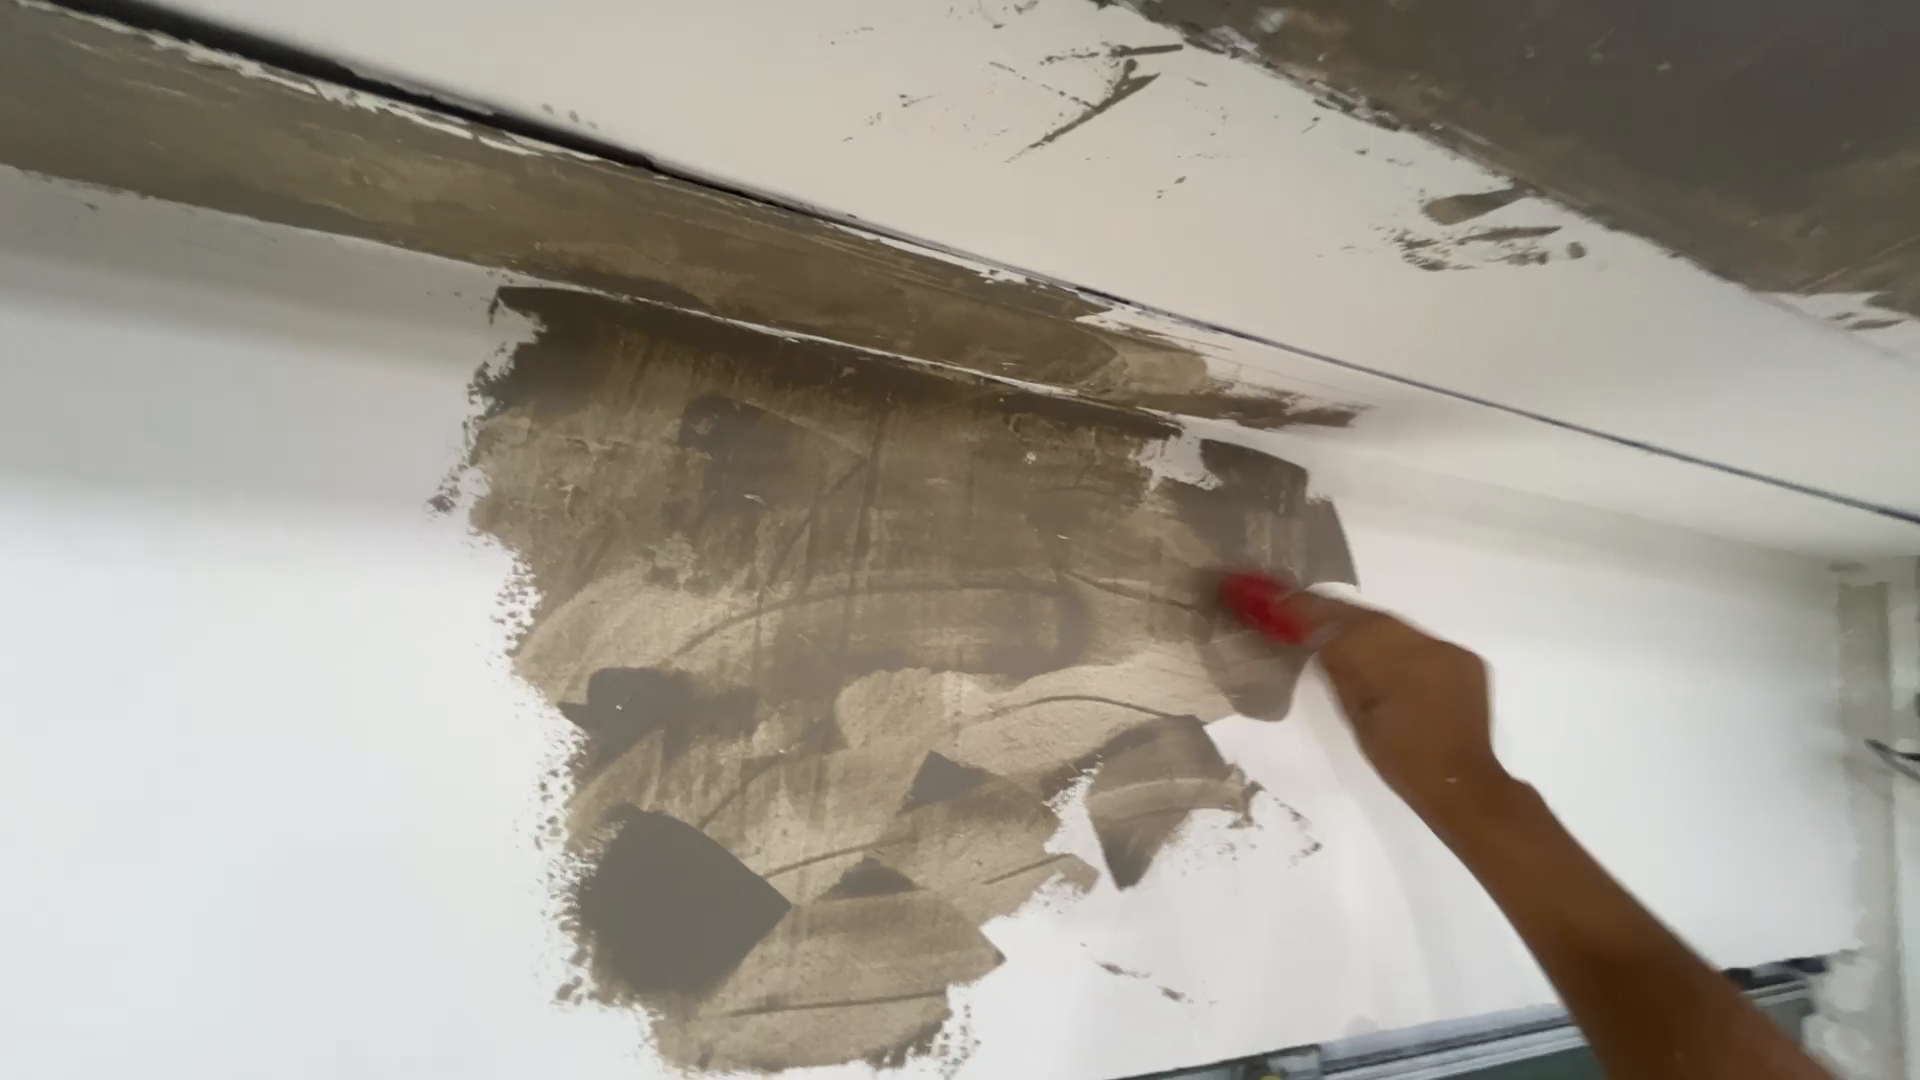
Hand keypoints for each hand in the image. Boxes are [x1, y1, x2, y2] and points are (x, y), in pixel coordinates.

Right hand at [1284, 592, 1510, 825]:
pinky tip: (1374, 647)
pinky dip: (1389, 639)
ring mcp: (1449, 651)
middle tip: (1297, 606)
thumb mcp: (1353, 713)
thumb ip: (1337, 669)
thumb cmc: (1398, 759)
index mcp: (1397, 666)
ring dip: (1358, 622)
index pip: (1343, 626)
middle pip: (1368, 618)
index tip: (1277, 600)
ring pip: (1392, 625)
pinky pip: (1416, 639)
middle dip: (1330, 611)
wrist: (1461, 785)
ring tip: (1329, 624)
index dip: (1308, 610)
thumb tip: (1314, 638)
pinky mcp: (1464, 660)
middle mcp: (1428, 648)